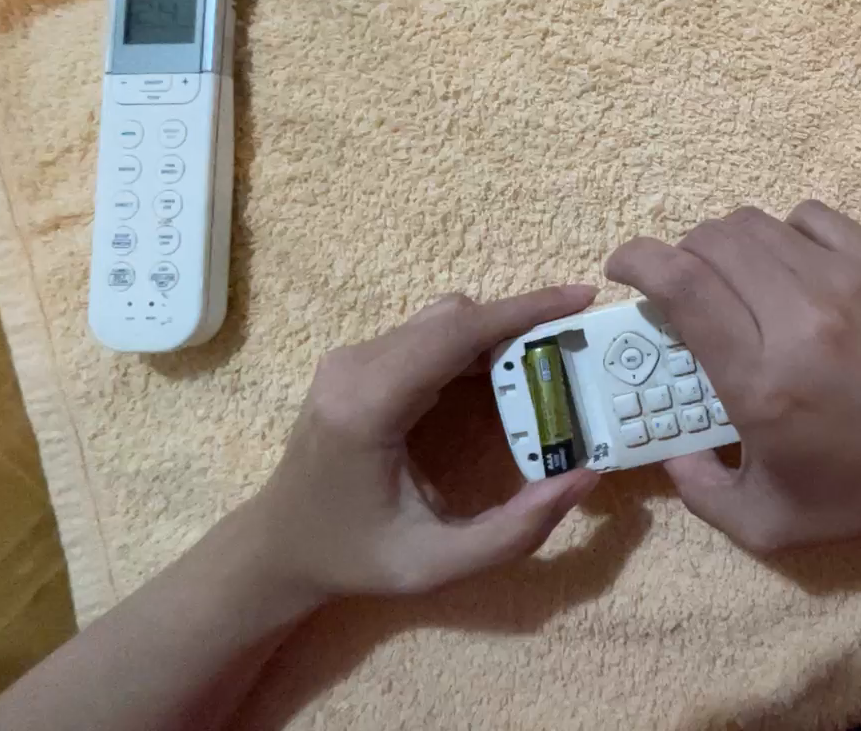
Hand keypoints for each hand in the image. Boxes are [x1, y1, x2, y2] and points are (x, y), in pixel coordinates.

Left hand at [239, 286, 601, 600]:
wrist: (275, 548)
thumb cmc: (354, 557)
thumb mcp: (436, 565)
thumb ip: (515, 531)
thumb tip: (585, 476)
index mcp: (369, 407)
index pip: (457, 333)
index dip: (525, 310)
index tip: (583, 296)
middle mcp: (356, 367)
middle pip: (458, 317)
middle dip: (524, 320)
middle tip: (576, 341)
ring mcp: (354, 358)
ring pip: (448, 317)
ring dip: (501, 329)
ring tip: (544, 360)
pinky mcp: (361, 359)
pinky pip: (434, 330)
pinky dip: (479, 339)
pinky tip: (502, 370)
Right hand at [606, 202, 860, 550]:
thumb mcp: (772, 524)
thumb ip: (700, 493)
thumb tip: (667, 450)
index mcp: (762, 382)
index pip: (682, 287)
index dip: (639, 260)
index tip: (624, 265)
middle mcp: (798, 318)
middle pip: (712, 242)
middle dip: (681, 254)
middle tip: (687, 286)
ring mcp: (846, 280)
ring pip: (757, 224)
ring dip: (729, 243)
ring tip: (738, 277)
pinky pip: (812, 217)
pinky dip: (786, 233)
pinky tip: (795, 265)